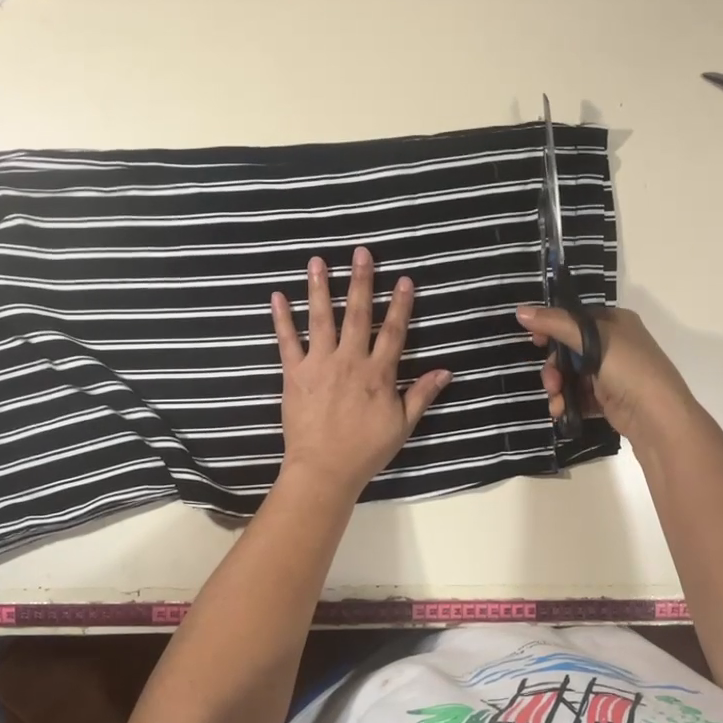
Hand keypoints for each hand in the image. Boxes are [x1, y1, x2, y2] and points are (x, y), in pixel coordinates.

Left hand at [271, 248, 449, 499]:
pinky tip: (277, 297)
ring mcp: (320, 365)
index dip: (400, 305)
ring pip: (321, 319)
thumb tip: (445, 371)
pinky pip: (287, 341)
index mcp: (378, 374)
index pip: (393, 331)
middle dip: (361, 281)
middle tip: (361, 253)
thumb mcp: (402, 425)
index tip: (404, 280)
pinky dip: (281, 319)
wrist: (324, 469)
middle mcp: (350, 361)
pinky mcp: (295, 374)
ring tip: (317, 261)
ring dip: (319, 288)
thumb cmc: (366, 450)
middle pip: (357, 314)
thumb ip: (421, 394)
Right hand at [515, 305, 694, 443]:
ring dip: (558, 388)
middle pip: (569, 350)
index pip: (575, 319)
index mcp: (615, 322)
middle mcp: (614, 345)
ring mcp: (611, 373)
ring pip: (571, 375)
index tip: (536, 342)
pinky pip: (579, 396)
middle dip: (554, 367)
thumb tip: (520, 311)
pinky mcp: (607, 399)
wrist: (657, 416)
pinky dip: (568, 402)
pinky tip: (562, 412)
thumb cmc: (628, 368)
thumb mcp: (592, 340)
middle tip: (551, 382)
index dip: (553, 329)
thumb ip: (555, 324)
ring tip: (557, 402)